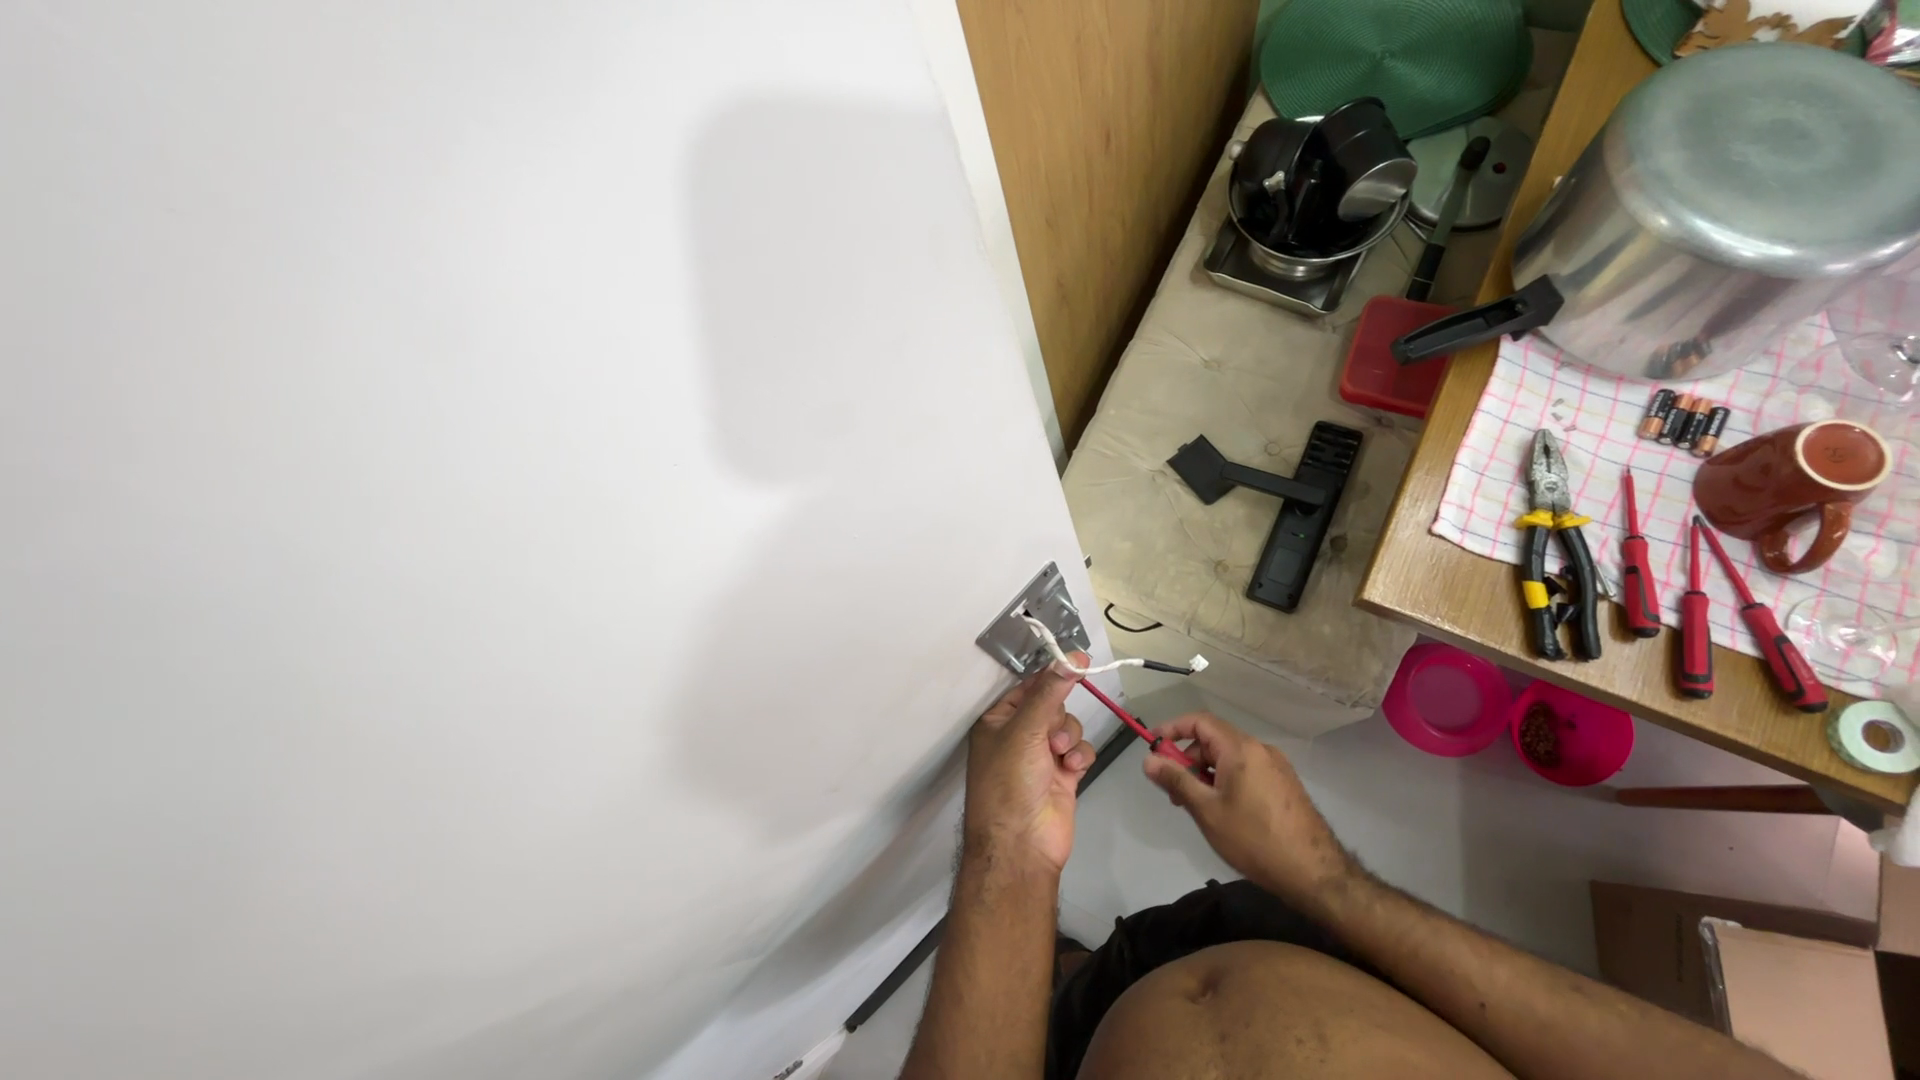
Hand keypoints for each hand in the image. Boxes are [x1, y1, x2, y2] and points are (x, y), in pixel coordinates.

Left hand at [964, 657, 1096, 872]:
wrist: (1021, 845)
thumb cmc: (1010, 782)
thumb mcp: (1025, 731)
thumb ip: (1050, 693)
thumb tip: (1072, 657)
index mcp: (997, 721)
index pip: (1026, 687)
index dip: (1050, 676)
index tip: (1077, 662)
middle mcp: (1017, 736)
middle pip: (1052, 705)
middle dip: (1059, 716)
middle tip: (1053, 735)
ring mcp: (1040, 757)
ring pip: (1069, 727)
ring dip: (1070, 738)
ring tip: (1061, 756)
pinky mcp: (1062, 775)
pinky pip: (1079, 751)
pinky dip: (1079, 757)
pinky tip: (1073, 770)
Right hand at [1141, 712, 1355, 905]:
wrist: (1314, 873)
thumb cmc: (1253, 839)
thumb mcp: (1207, 810)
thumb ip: (1176, 780)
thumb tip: (1148, 760)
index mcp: (1241, 749)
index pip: (1200, 721)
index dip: (1172, 729)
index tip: (1152, 748)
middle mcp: (1261, 749)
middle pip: (1214, 740)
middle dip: (1188, 760)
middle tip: (1173, 792)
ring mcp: (1276, 767)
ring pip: (1230, 758)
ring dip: (1206, 774)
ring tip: (1196, 807)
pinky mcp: (1284, 785)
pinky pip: (1246, 771)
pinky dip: (1226, 781)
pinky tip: (1221, 811)